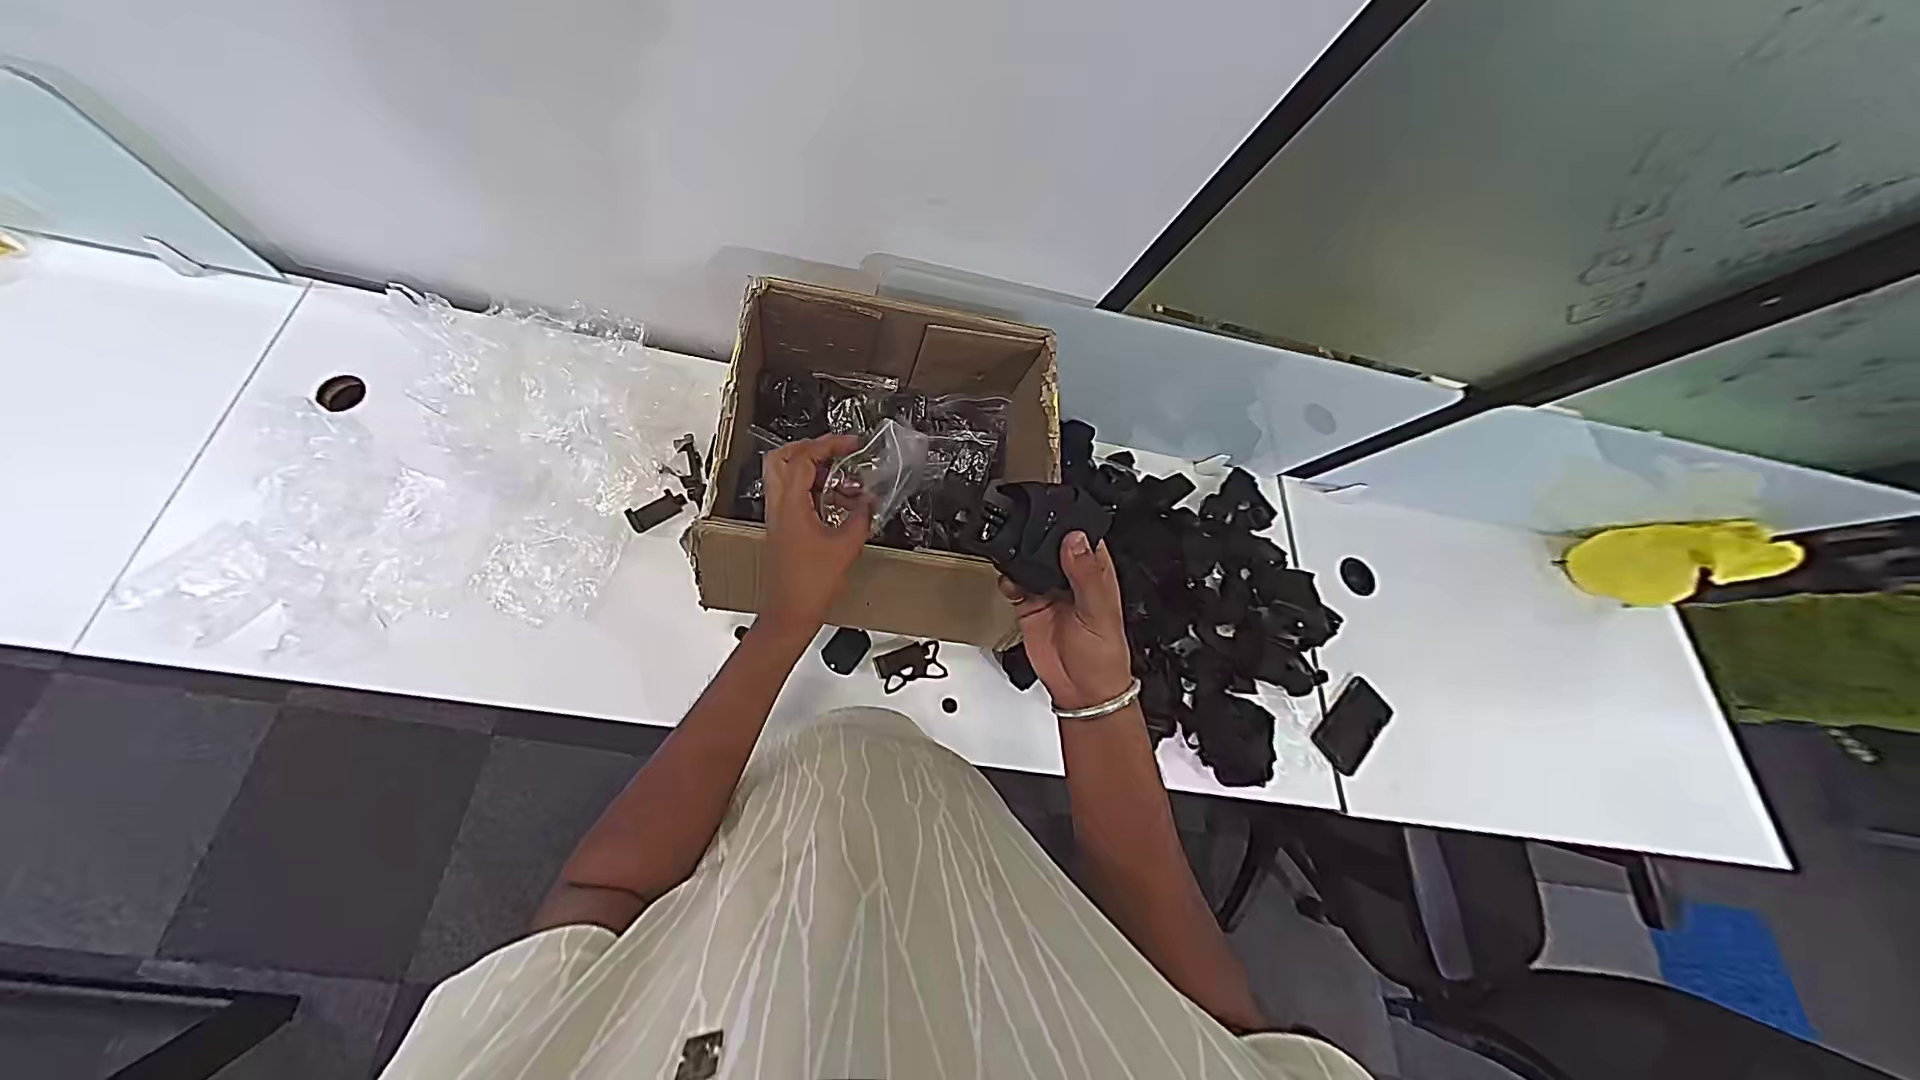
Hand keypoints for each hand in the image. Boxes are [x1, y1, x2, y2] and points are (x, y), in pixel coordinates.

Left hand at [761, 434, 871, 633]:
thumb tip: (868, 503)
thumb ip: (860, 518)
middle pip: (783, 458)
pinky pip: (793, 496)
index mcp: (790, 505)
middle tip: (836, 451)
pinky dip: (812, 489)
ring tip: (841, 478)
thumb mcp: (846, 546)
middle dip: (811, 448)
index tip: (849, 443)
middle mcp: (778, 507)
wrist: (790, 612)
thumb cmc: (808, 586)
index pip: (803, 458)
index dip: (828, 444)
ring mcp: (778, 517)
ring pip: (785, 476)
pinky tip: (835, 502)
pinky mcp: (783, 529)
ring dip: (812, 470)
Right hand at [999, 532, 1133, 711]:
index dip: (1071, 522)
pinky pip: (1014, 583)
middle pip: (1052, 544)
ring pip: (1030, 560)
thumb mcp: (1099, 612)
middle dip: (1038, 536)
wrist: (1080, 690)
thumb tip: (1075, 542)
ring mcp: (1049, 590)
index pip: (1084, 536)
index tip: (1055, 510)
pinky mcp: (1029, 604)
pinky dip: (1008, 579)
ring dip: (1021, 555)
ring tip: (1014, 554)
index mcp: (1095, 572)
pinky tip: (1010, 582)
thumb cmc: (1103, 655)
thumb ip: (1086, 576)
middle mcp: (1072, 577)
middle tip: (1026, 530)